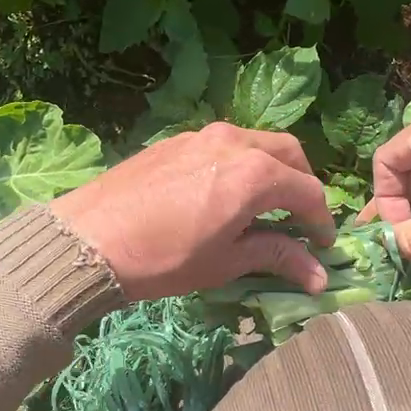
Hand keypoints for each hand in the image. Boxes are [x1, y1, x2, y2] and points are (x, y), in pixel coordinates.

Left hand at [50, 123, 334, 299]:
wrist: (87, 240)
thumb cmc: (164, 258)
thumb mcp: (227, 262)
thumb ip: (278, 257)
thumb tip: (319, 276)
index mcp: (256, 173)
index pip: (309, 192)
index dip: (321, 222)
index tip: (322, 247)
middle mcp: (236, 142)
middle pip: (290, 155)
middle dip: (302, 186)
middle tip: (298, 220)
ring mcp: (203, 135)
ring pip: (257, 144)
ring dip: (272, 171)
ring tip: (263, 207)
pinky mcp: (177, 140)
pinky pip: (225, 145)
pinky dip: (240, 165)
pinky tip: (224, 195)